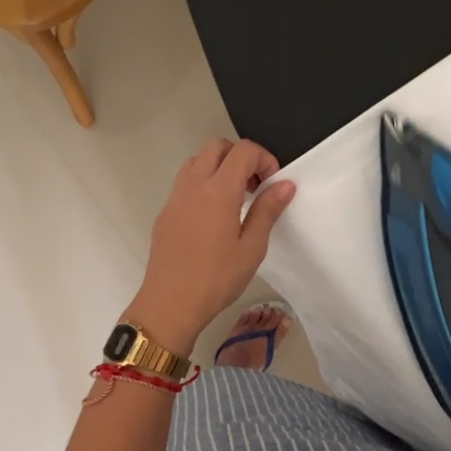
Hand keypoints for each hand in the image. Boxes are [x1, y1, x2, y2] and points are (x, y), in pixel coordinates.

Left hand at [126, 138, 295, 354]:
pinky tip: (213, 217)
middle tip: (255, 187)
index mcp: (219, 191)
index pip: (243, 150)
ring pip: (197, 161)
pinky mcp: (165, 212)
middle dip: (240, 157)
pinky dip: (203, 184)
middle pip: (217, 146)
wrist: (170, 303)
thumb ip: (268, 210)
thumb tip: (285, 184)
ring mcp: (175, 197)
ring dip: (219, 168)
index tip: (272, 185)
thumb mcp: (252, 247)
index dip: (264, 159)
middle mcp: (193, 185)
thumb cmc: (217, 278)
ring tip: (235, 199)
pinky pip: (185, 182)